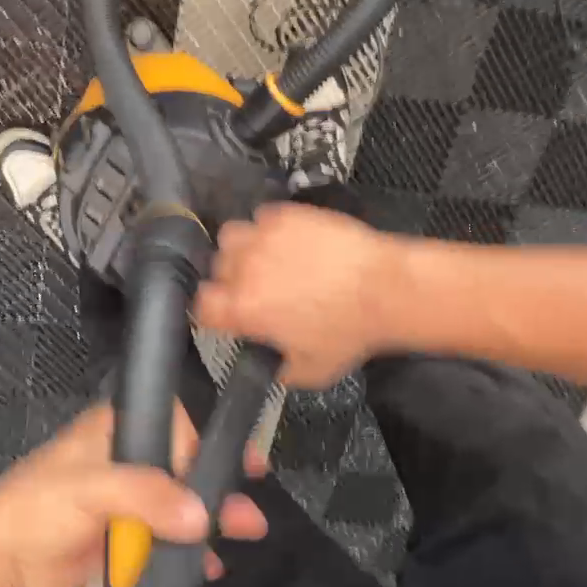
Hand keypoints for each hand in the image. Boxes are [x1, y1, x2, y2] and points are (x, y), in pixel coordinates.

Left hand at [0, 403, 268, 586]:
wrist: (1, 565)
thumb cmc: (39, 507)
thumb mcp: (91, 489)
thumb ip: (146, 496)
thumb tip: (201, 513)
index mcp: (116, 432)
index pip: (174, 425)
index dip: (207, 439)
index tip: (240, 458)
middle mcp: (126, 461)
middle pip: (183, 466)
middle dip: (217, 483)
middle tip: (252, 496)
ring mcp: (126, 502)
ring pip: (179, 505)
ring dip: (212, 518)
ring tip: (247, 532)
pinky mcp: (125, 538)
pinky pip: (166, 540)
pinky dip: (189, 551)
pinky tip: (210, 566)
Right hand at [196, 202, 405, 389]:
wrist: (385, 289)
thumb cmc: (351, 329)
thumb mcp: (309, 371)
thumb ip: (277, 367)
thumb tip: (270, 361)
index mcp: (245, 309)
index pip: (201, 305)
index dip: (210, 311)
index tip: (222, 313)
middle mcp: (248, 269)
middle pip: (216, 269)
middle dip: (229, 280)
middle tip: (254, 289)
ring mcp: (266, 237)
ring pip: (231, 237)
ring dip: (241, 250)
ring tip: (264, 260)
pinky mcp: (287, 216)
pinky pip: (262, 216)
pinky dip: (269, 229)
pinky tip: (288, 243)